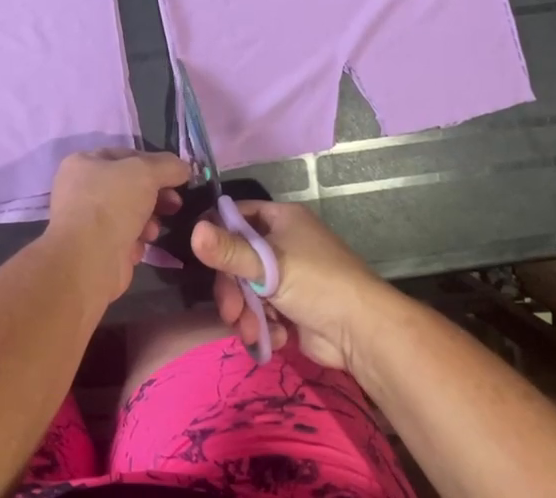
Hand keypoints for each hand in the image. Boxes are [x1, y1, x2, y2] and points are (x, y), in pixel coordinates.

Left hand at [44, 149, 189, 302]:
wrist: (89, 261)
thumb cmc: (111, 204)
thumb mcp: (145, 172)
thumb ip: (168, 166)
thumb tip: (184, 168)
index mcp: (83, 163)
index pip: (125, 156)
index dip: (154, 163)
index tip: (177, 176)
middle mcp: (81, 189)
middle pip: (129, 186)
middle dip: (156, 194)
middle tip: (176, 204)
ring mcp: (87, 220)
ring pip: (130, 213)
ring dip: (148, 219)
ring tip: (153, 230)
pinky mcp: (96, 248)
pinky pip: (125, 238)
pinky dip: (136, 241)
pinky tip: (140, 246)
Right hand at [192, 200, 396, 370]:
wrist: (362, 332)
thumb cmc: (317, 283)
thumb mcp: (268, 265)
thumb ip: (228, 251)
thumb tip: (193, 231)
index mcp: (281, 219)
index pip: (236, 216)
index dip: (217, 235)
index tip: (204, 258)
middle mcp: (284, 242)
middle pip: (238, 260)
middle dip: (232, 290)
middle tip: (231, 311)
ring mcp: (289, 276)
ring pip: (248, 290)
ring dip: (246, 313)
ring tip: (252, 332)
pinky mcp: (293, 307)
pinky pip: (264, 311)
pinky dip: (265, 326)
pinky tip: (275, 339)